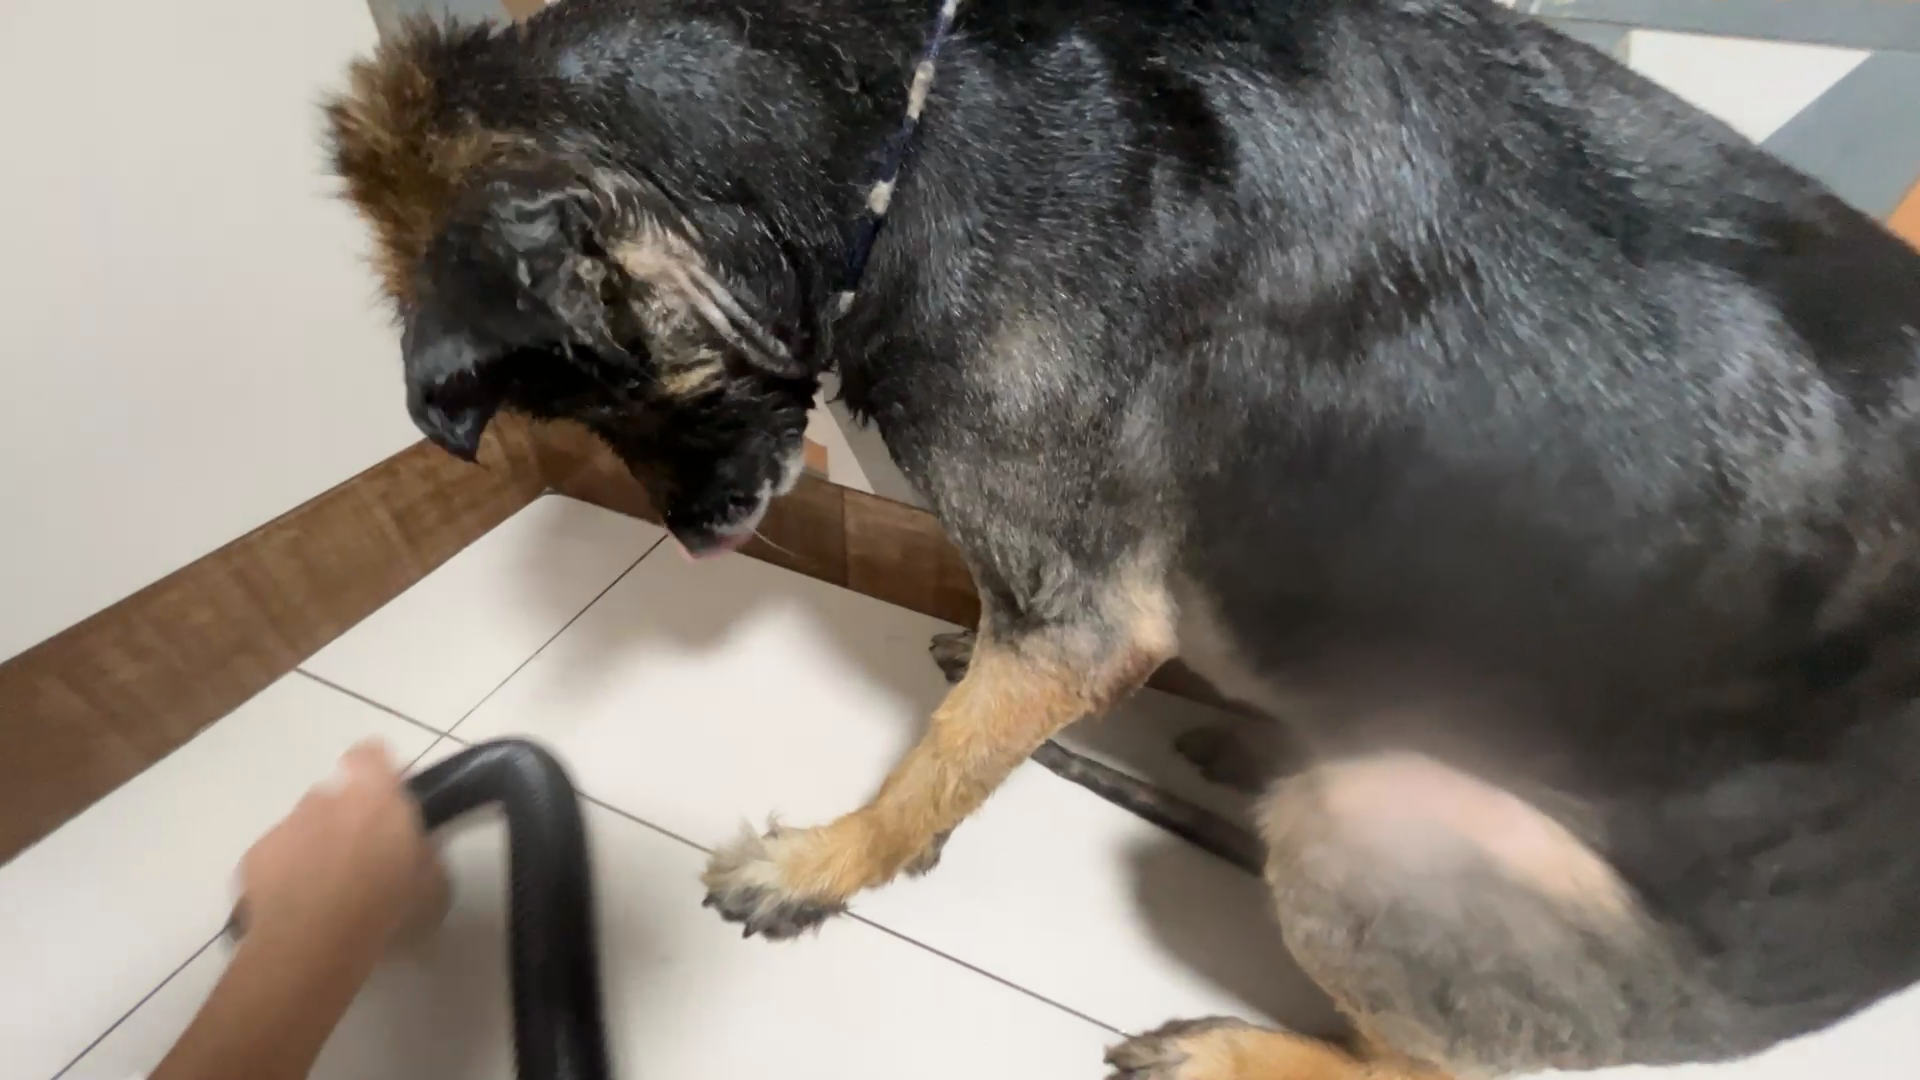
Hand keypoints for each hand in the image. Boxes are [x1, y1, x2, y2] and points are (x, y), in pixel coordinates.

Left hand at [235, 740, 446, 963]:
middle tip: (360, 847)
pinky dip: (285, 868)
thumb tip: (410, 845)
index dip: (375, 768)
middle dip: (344, 813)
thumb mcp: (431, 873)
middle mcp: (327, 800)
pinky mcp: (250, 860)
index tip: (386, 792)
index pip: (368, 754)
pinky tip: (297, 899)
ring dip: (314, 840)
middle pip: (334, 792)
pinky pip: (275, 853)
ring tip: (325, 880)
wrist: (312, 947)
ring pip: (302, 823)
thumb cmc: (387, 903)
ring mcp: (284, 828)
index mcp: (376, 795)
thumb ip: (418, 845)